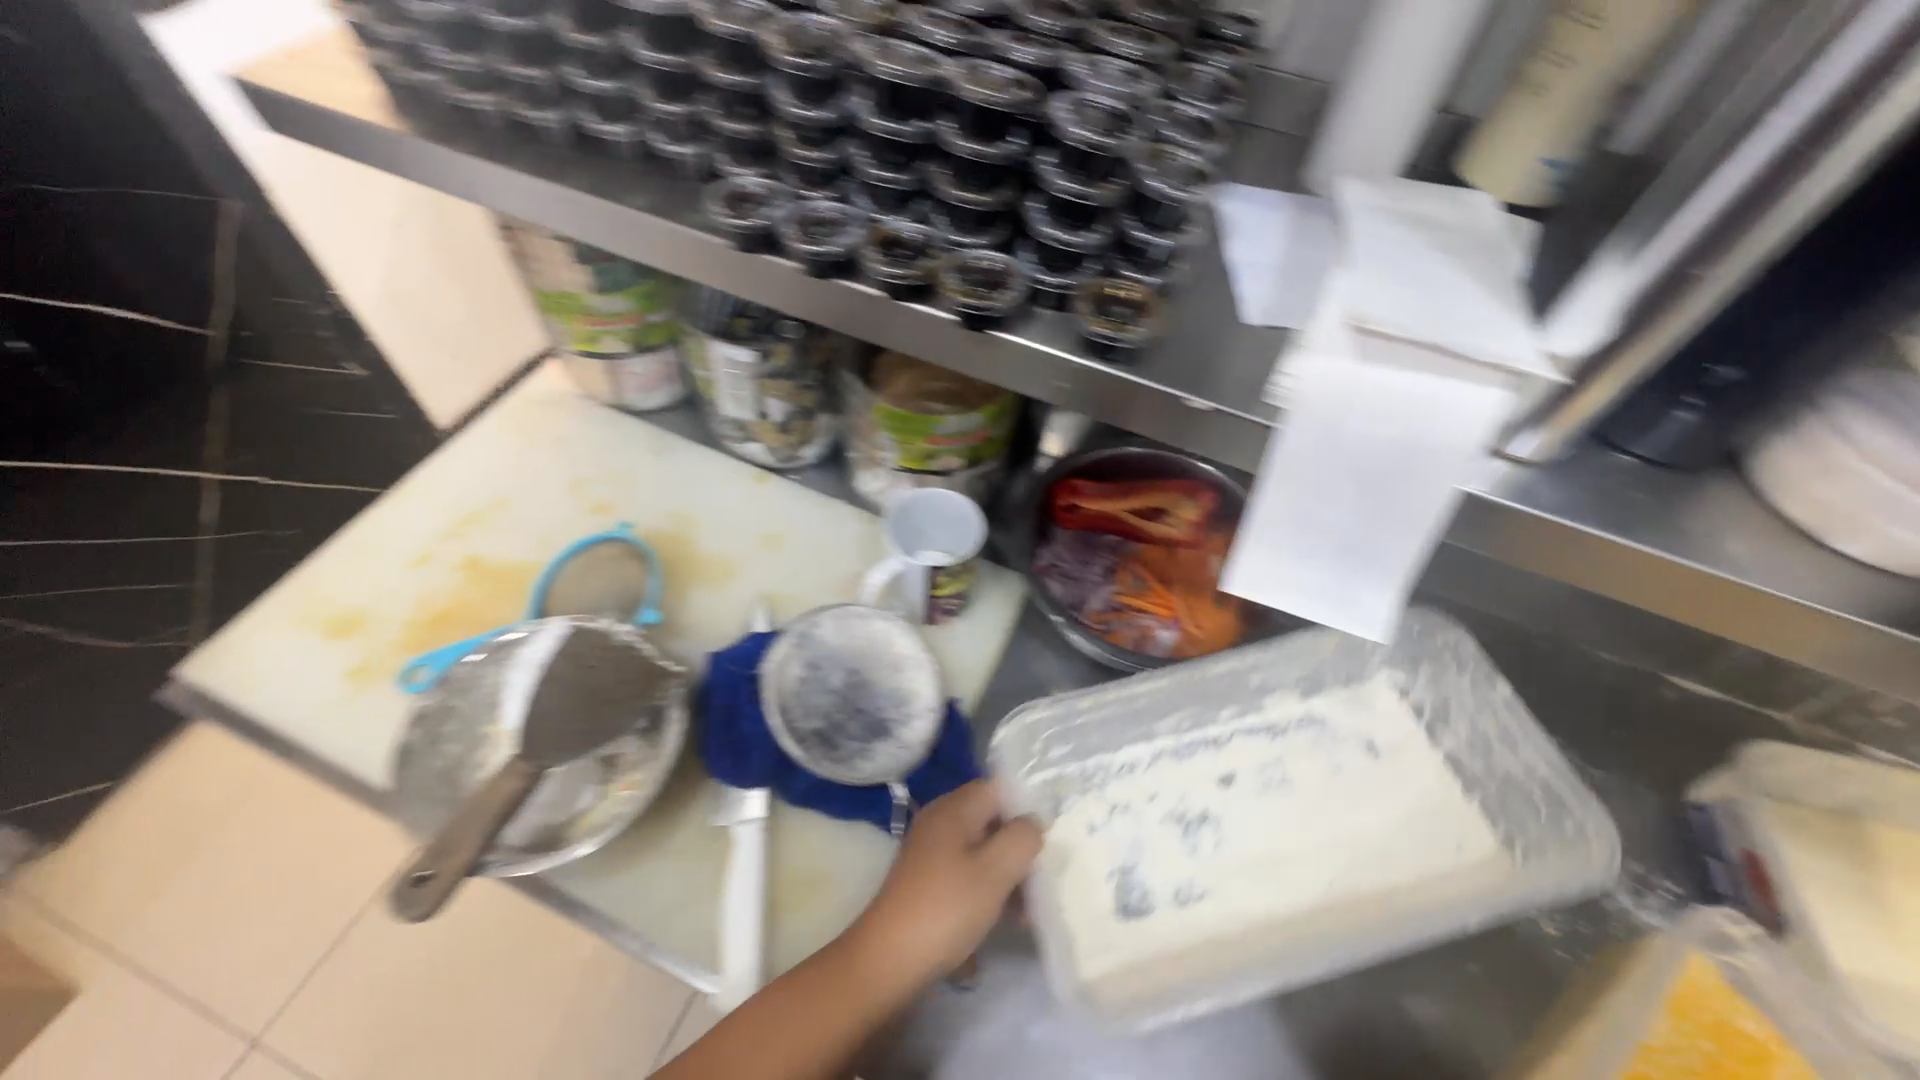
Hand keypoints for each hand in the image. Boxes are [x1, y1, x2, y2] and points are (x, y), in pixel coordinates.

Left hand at [847, 780, 1041, 988]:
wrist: (890, 960)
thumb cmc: (947, 908)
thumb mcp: (995, 871)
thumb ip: (1022, 838)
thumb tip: (1033, 821)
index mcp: (954, 809)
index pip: (999, 788)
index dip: (1028, 806)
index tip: (1052, 835)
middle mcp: (941, 822)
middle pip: (993, 819)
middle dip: (1021, 845)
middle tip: (1046, 874)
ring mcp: (933, 852)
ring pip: (984, 849)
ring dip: (1010, 873)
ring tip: (1033, 907)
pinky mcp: (930, 881)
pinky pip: (970, 873)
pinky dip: (991, 889)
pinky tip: (1011, 919)